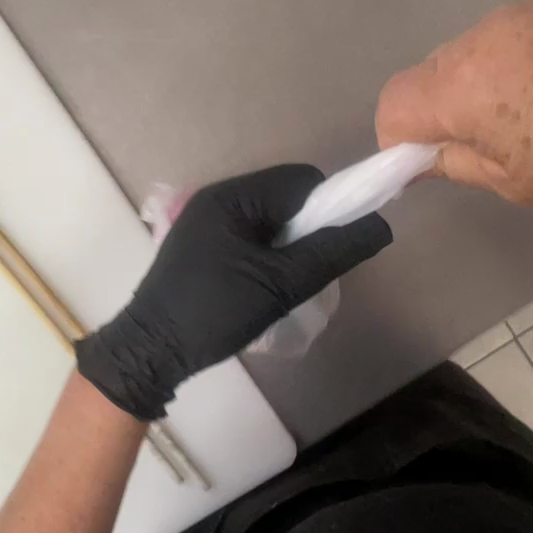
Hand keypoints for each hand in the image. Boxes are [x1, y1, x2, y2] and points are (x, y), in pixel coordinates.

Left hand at [76, 165, 391, 419]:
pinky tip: (270, 288)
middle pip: (287, 199)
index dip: (331, 207)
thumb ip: (332, 253)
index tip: (337, 247)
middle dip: (311, 230)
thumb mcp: (280, 285)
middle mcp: (218, 200)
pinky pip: (252, 239)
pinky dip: (270, 258)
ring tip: (291, 284)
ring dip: (292, 247)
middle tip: (314, 272)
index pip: (302, 180)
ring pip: (272, 222)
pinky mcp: (203, 249)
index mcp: (233, 197)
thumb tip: (381, 227)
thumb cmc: (213, 312)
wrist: (151, 351)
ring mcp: (207, 225)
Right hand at [375, 0, 532, 206]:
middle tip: (504, 143)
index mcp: (464, 85)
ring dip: (490, 81)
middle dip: (447, 110)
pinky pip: (524, 28)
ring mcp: (531, 4)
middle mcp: (485, 32)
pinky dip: (531, 56)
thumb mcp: (520, 184)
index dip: (401, 142)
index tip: (437, 163)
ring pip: (478, 48)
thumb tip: (422, 155)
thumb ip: (456, 163)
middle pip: (432, 73)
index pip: (393, 104)